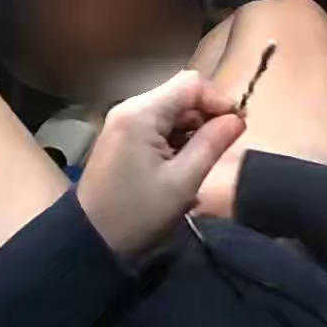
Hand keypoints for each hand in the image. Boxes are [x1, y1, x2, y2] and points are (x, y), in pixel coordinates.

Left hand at [78, 71, 245, 260]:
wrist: (88, 243)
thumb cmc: (137, 214)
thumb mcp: (182, 182)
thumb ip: (212, 144)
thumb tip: (238, 119)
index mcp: (142, 112)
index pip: (191, 84)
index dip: (218, 100)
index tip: (237, 127)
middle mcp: (131, 108)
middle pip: (180, 94)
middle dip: (206, 115)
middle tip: (224, 146)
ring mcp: (124, 122)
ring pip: (171, 110)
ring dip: (192, 129)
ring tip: (204, 160)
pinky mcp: (122, 137)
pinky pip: (157, 124)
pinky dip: (176, 137)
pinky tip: (183, 164)